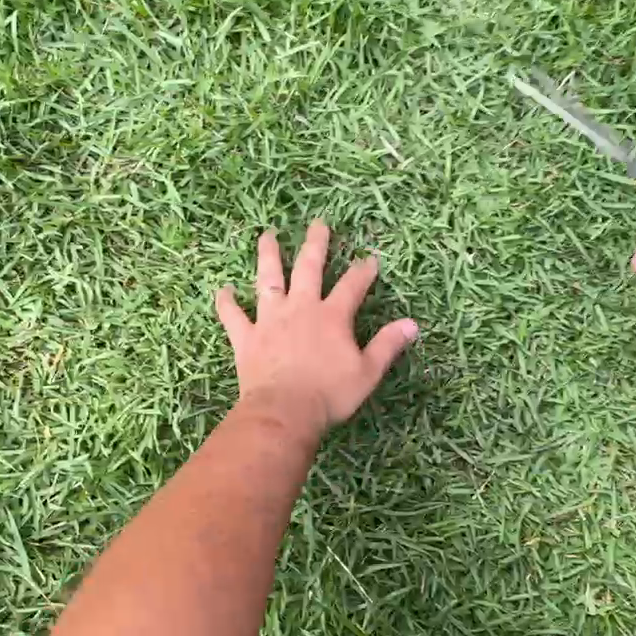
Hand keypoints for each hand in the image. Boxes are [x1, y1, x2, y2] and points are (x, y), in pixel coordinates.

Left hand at [215, 220, 418, 436]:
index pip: (352, 286)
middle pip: (309, 268)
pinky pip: (233, 315)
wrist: (284, 412)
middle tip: (318, 224)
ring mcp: (270, 320)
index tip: (370, 259)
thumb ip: (387, 345)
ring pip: (268, 280)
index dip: (363, 271)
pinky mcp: (246, 337)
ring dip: (268, 256)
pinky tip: (223, 289)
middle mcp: (300, 309)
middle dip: (316, 244)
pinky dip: (227, 302)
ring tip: (267, 236)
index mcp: (332, 316)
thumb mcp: (367, 372)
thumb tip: (412, 324)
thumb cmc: (330, 394)